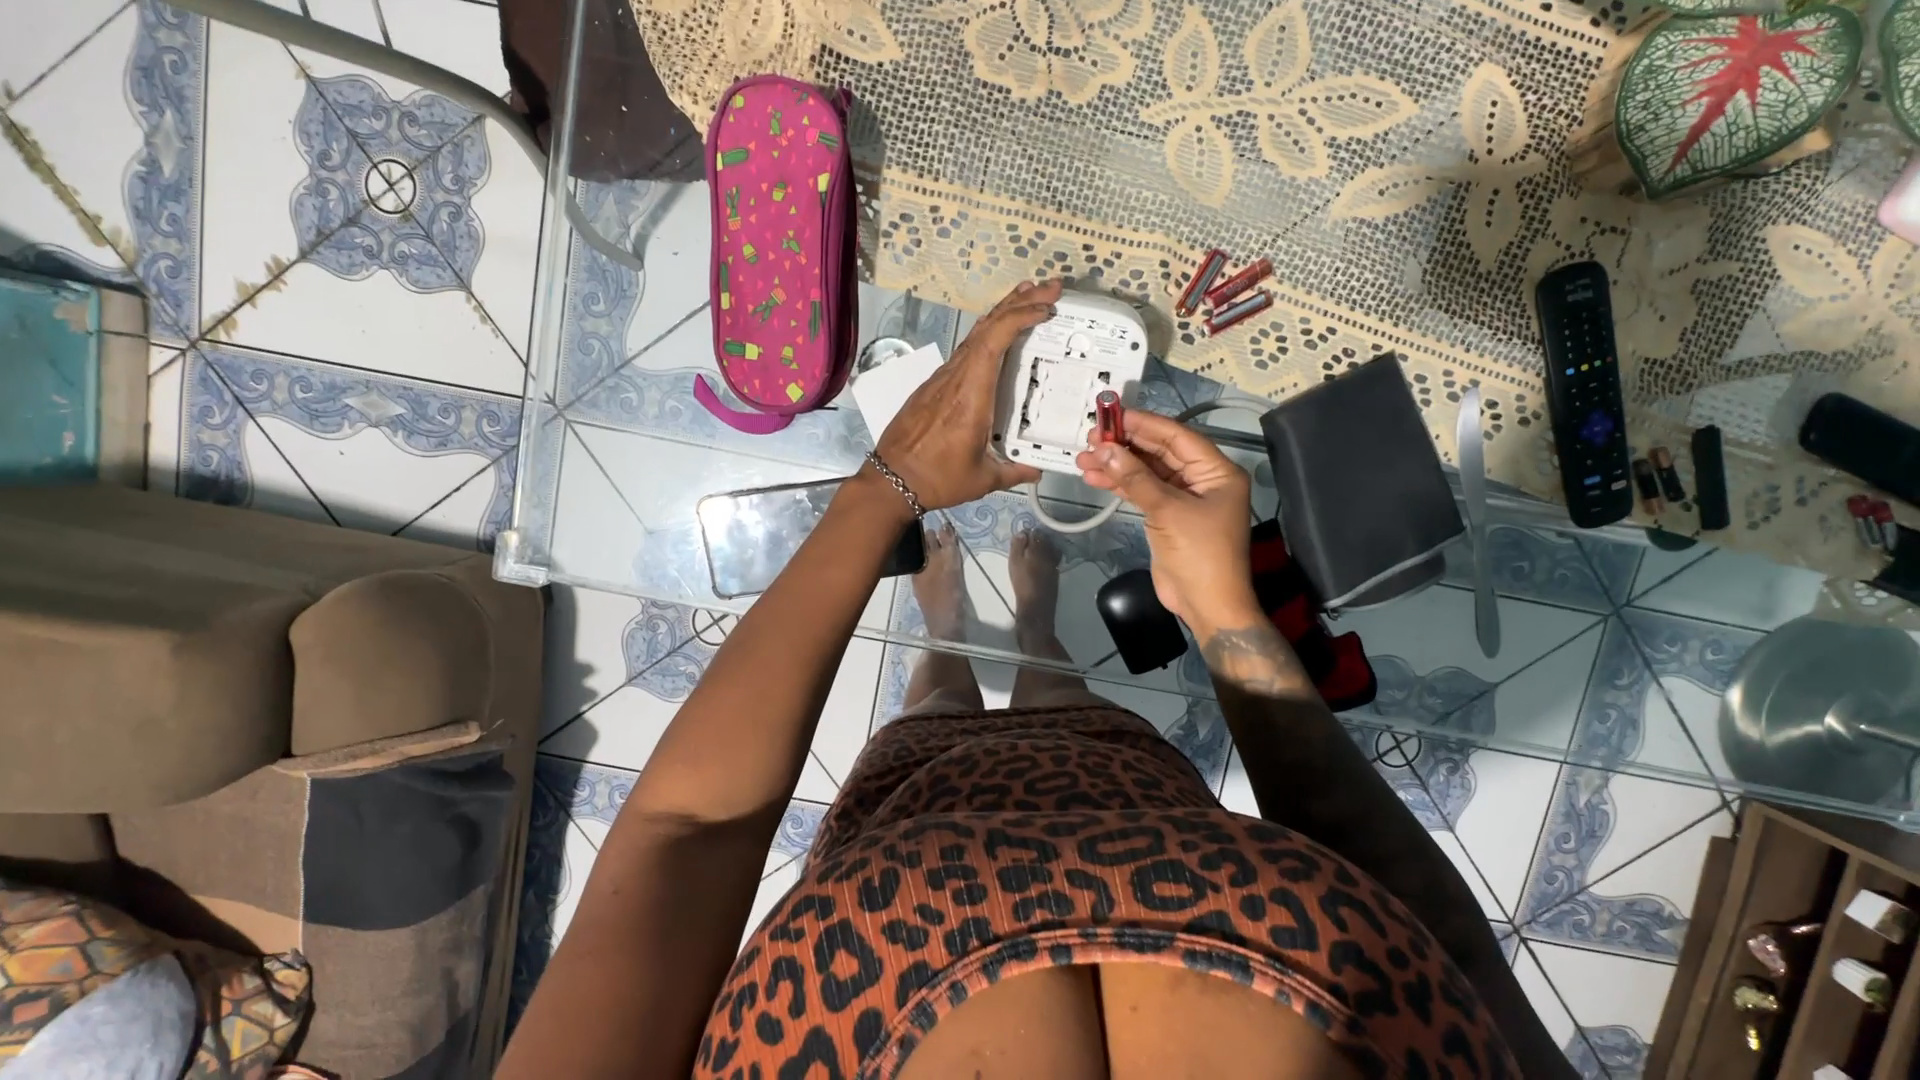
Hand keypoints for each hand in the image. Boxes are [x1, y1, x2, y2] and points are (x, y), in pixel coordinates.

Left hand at [872, 280, 1058, 510]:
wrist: (891, 481)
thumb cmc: (937, 478)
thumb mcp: (982, 479)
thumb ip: (1014, 471)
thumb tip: (1037, 470)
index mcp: (971, 395)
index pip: (994, 341)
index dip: (1019, 318)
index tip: (1045, 308)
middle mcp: (955, 378)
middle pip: (986, 328)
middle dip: (1019, 304)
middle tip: (1049, 289)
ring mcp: (942, 379)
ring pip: (974, 335)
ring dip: (1002, 314)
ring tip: (1028, 297)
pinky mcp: (933, 386)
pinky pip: (964, 350)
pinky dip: (986, 334)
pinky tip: (996, 334)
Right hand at [1075, 409, 1259, 629]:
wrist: (1206, 604)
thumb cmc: (1199, 553)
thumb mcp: (1167, 511)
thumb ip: (1135, 478)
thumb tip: (1103, 450)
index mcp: (1217, 472)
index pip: (1177, 437)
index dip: (1144, 424)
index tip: (1112, 416)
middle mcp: (1203, 480)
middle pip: (1160, 452)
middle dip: (1125, 445)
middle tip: (1091, 437)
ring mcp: (1185, 499)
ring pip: (1147, 472)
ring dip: (1117, 466)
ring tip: (1084, 459)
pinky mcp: (1168, 516)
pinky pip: (1142, 491)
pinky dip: (1120, 485)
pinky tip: (1096, 478)